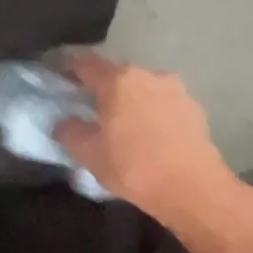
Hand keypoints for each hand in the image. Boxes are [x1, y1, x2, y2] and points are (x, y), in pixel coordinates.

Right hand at [55, 50, 244, 228]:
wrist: (192, 188)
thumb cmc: (133, 166)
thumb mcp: (88, 153)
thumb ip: (70, 131)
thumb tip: (65, 121)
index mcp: (119, 81)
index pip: (86, 64)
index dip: (68, 66)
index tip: (57, 71)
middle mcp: (149, 75)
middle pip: (118, 74)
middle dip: (101, 86)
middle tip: (88, 103)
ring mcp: (177, 90)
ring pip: (143, 88)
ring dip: (129, 99)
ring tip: (120, 121)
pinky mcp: (195, 108)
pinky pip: (162, 103)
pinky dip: (150, 111)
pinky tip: (146, 133)